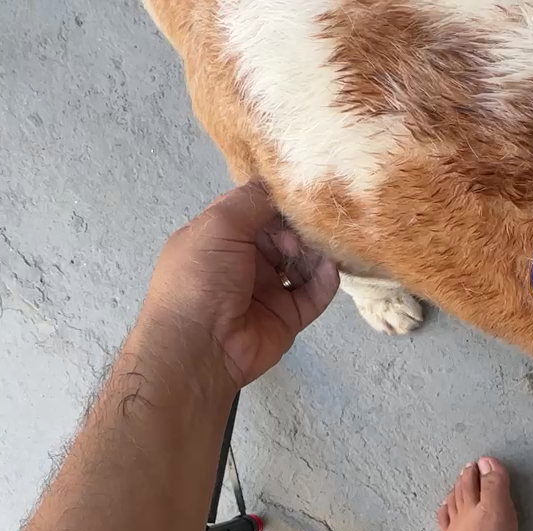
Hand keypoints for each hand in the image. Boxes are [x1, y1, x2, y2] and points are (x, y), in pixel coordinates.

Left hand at [136, 180, 339, 385]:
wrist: (201, 345)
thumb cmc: (200, 278)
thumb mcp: (219, 224)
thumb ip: (253, 201)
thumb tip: (281, 184)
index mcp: (222, 236)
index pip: (257, 209)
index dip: (278, 200)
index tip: (302, 190)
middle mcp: (246, 261)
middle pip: (285, 235)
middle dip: (299, 228)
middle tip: (307, 227)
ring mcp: (269, 291)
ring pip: (303, 264)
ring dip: (316, 253)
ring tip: (326, 244)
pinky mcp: (289, 317)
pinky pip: (314, 295)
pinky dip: (325, 281)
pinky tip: (331, 269)